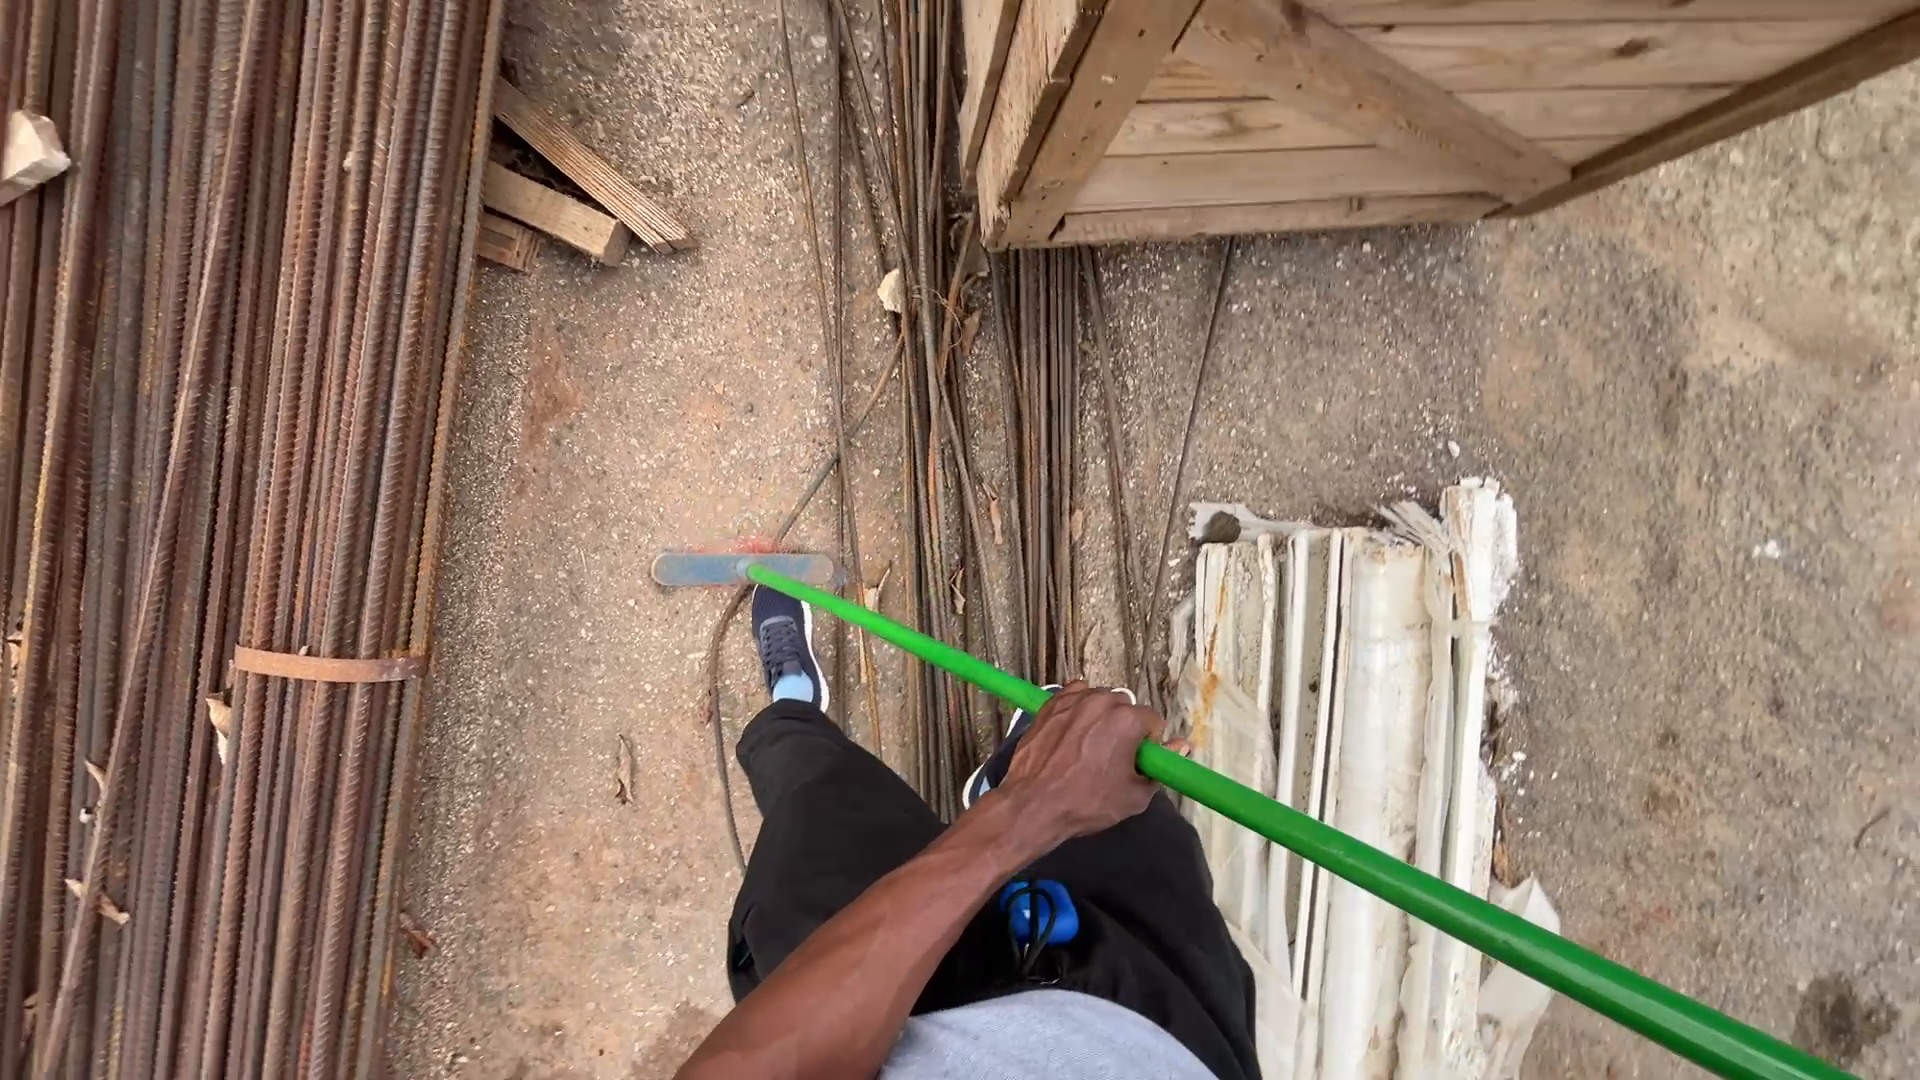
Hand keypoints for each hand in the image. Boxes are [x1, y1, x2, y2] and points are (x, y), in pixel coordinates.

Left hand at [996, 680, 1166, 843]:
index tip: (1137, 760)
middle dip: (1126, 726)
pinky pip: (1074, 694)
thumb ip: (1160, 768)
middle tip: (1114, 754)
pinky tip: (1073, 728)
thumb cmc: (1087, 802)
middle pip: (1126, 706)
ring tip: (1090, 743)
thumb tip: (1180, 745)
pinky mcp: (1050, 703)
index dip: (1149, 742)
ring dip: (1102, 715)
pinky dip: (1079, 706)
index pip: (1152, 720)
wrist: (1034, 803)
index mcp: (1127, 719)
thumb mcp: (1134, 795)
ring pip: (1100, 699)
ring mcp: (1073, 699)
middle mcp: (1102, 700)